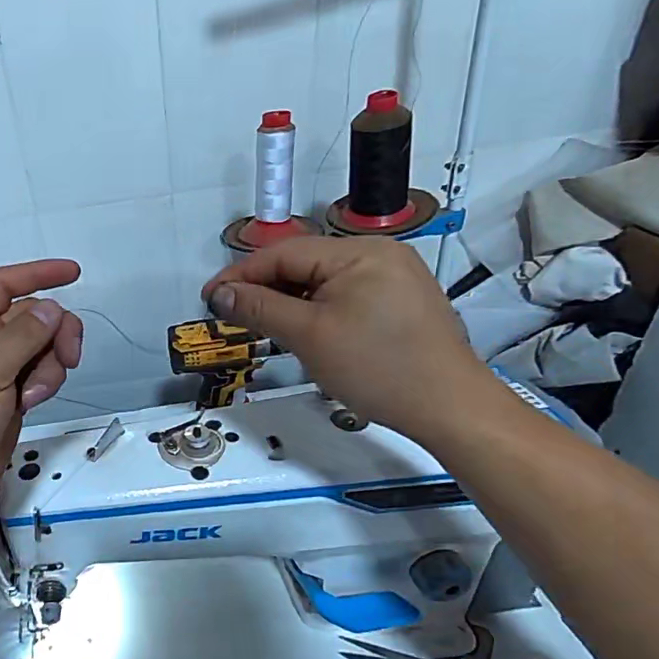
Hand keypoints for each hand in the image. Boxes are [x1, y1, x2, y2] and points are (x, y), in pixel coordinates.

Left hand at [0, 260, 83, 515]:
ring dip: (48, 366)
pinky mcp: (6, 395)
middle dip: (53, 334)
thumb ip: (24, 333)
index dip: (37, 274)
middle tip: (69, 356)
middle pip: (30, 317)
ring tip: (33, 393)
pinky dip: (43, 383)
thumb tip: (51, 309)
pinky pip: (38, 373)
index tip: (74, 273)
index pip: (1, 284)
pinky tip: (30, 403)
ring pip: (40, 347)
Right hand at [202, 237, 499, 437]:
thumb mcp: (309, 336)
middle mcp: (379, 253)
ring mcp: (394, 276)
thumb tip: (221, 294)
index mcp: (359, 252)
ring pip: (323, 281)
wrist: (448, 406)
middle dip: (264, 288)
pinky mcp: (400, 300)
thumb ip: (260, 309)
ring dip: (289, 300)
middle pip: (304, 264)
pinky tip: (302, 330)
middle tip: (231, 314)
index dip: (241, 275)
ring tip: (261, 325)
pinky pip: (345, 294)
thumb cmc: (380, 369)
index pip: (284, 254)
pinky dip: (317, 309)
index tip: (211, 296)